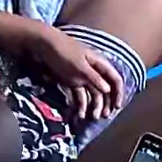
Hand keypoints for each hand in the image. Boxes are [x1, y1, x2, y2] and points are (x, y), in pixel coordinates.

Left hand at [10, 20, 124, 120]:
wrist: (43, 45)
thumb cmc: (64, 51)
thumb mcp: (80, 65)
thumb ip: (94, 78)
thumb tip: (108, 90)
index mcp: (99, 64)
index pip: (115, 79)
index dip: (118, 93)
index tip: (116, 107)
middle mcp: (94, 71)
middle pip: (106, 90)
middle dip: (106, 103)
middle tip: (104, 116)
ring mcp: (83, 77)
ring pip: (94, 94)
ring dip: (94, 106)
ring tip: (92, 117)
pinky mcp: (72, 82)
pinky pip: (80, 95)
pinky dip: (81, 105)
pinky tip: (80, 114)